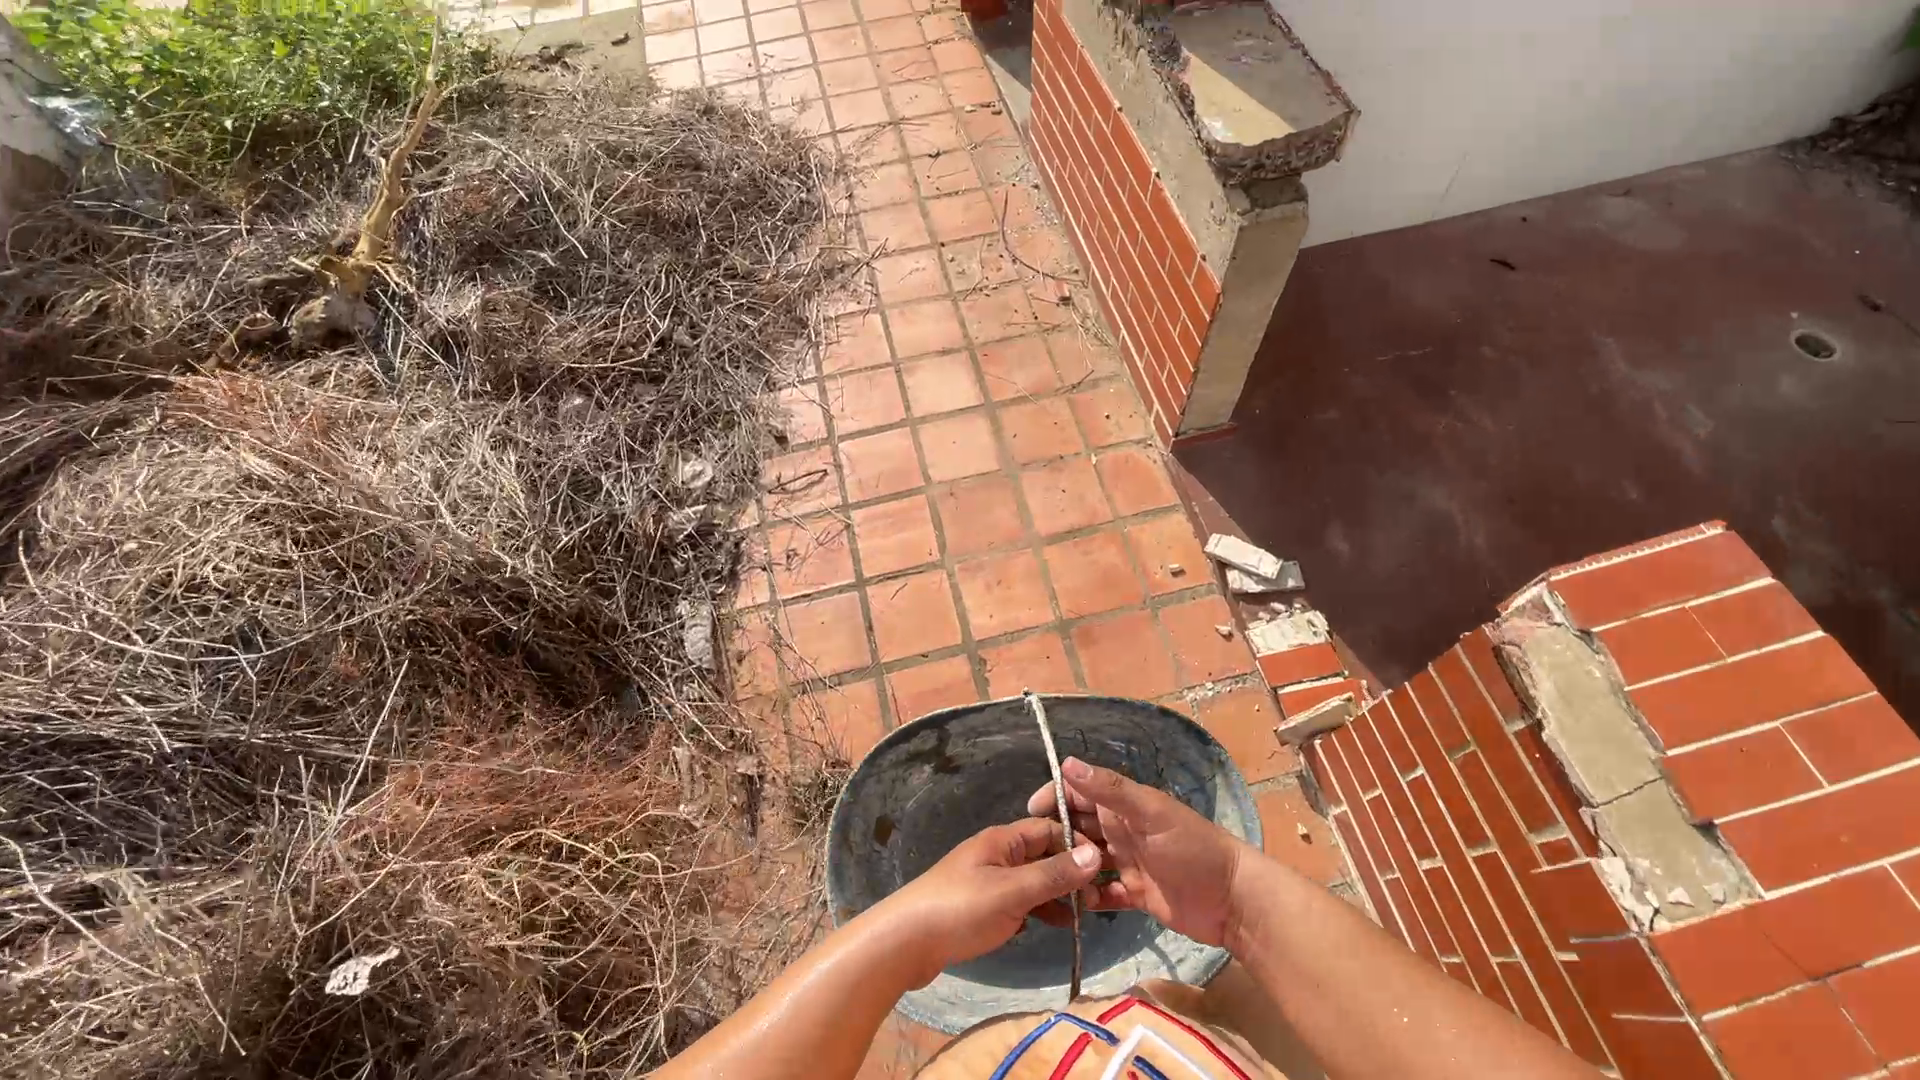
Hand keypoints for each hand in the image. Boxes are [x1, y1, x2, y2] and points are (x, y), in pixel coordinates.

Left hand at [868, 817, 1102, 986]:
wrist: (906, 943)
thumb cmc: (960, 909)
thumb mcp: (1012, 891)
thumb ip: (1053, 874)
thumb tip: (1095, 853)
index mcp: (1002, 840)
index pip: (1048, 829)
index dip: (1076, 844)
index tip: (1104, 867)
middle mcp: (997, 855)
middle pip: (1042, 855)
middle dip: (1070, 872)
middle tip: (1097, 899)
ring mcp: (988, 882)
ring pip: (1033, 881)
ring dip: (1057, 894)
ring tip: (1083, 916)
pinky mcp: (982, 908)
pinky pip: (1020, 902)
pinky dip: (1039, 911)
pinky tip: (1054, 926)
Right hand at [1027, 757, 1249, 946]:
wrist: (1232, 900)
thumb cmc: (1191, 848)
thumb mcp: (1150, 813)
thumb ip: (1109, 790)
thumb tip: (1066, 762)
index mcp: (1123, 806)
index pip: (1079, 793)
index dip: (1054, 798)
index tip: (1029, 814)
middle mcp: (1121, 830)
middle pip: (1078, 828)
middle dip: (1055, 837)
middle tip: (1034, 856)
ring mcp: (1127, 863)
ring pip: (1086, 861)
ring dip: (1069, 869)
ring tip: (1049, 882)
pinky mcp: (1135, 894)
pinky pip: (1103, 895)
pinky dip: (1089, 899)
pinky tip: (1076, 906)